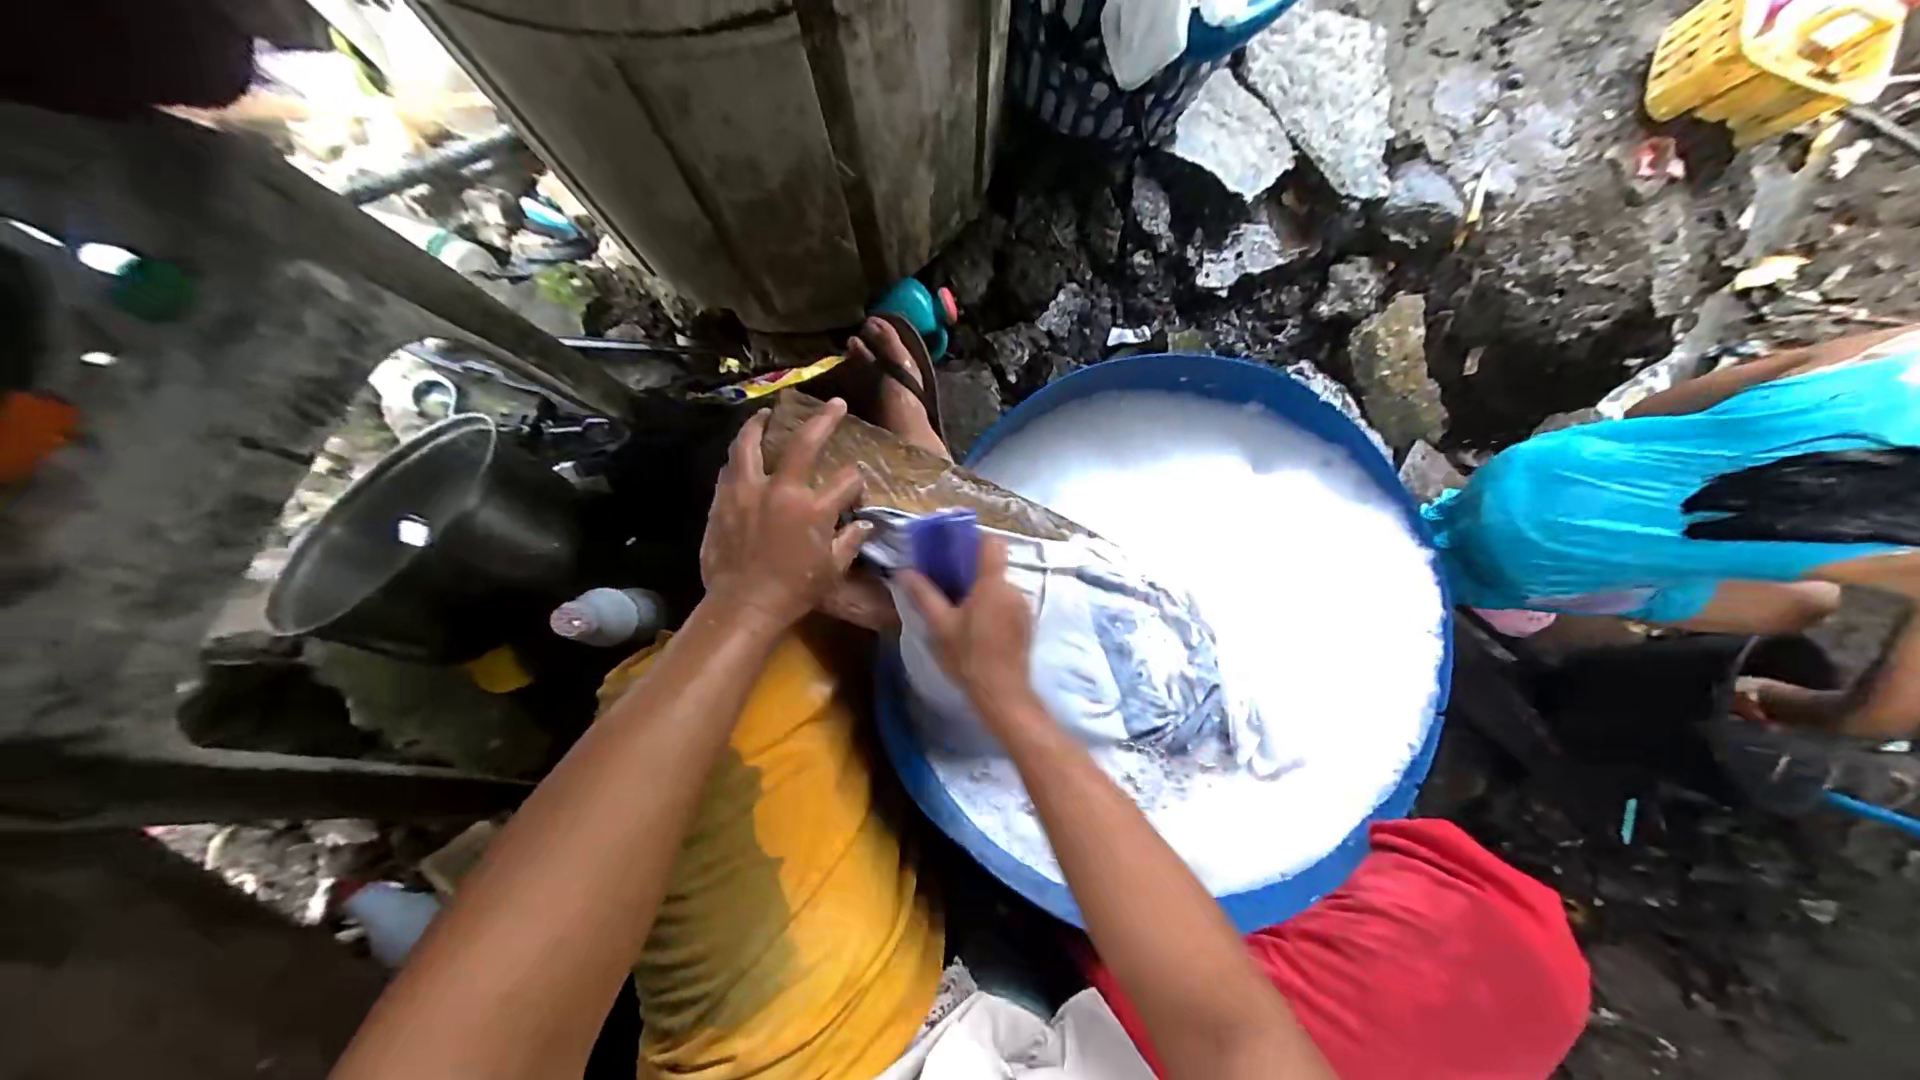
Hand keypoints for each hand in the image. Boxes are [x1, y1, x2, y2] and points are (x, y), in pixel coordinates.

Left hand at [699, 399, 868, 631]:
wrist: (743, 605)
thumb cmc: (794, 591)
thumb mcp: (832, 570)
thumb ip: (850, 541)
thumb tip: (864, 524)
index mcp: (814, 509)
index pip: (847, 479)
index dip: (857, 483)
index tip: (855, 493)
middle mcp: (782, 490)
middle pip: (804, 443)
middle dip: (824, 420)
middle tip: (835, 404)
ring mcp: (747, 492)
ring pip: (751, 444)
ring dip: (760, 424)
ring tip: (766, 414)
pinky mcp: (722, 501)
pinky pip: (729, 468)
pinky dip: (738, 457)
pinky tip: (743, 455)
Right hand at [900, 538, 1039, 729]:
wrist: (1003, 694)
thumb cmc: (969, 657)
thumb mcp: (940, 626)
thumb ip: (923, 594)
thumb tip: (904, 571)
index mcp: (992, 583)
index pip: (991, 542)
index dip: (974, 538)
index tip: (954, 546)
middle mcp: (1013, 588)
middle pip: (994, 566)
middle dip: (972, 571)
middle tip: (949, 584)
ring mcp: (1024, 606)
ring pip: (1001, 586)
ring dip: (983, 592)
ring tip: (962, 610)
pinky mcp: (1027, 623)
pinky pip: (1009, 603)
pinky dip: (994, 607)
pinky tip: (979, 627)